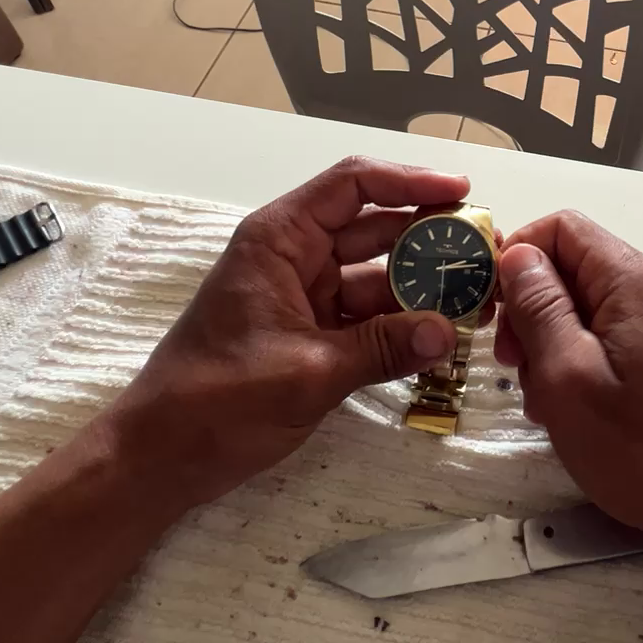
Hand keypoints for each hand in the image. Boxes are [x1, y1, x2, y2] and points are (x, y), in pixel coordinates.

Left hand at [101, 156, 469, 508]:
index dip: (410, 180)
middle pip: (376, 225)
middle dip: (431, 234)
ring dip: (425, 281)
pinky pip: (370, 311)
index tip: (462, 191)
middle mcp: (297, 254)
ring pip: (379, 271)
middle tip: (486, 247)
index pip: (354, 185)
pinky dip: (405, 318)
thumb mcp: (306, 373)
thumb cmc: (214, 402)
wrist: (157, 462)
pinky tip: (444, 330)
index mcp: (281, 239)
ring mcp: (307, 293)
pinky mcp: (315, 329)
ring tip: (477, 292)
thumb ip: (381, 349)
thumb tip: (448, 335)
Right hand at [494, 211, 642, 548]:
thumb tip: (517, 254)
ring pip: (582, 302)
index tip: (491, 305)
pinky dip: (574, 357)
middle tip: (510, 362)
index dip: (518, 254)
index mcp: (630, 278)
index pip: (562, 227)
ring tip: (542, 395)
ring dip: (548, 339)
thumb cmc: (638, 446)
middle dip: (529, 306)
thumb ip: (539, 305)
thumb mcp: (568, 373)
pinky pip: (603, 332)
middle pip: (570, 265)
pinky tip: (567, 403)